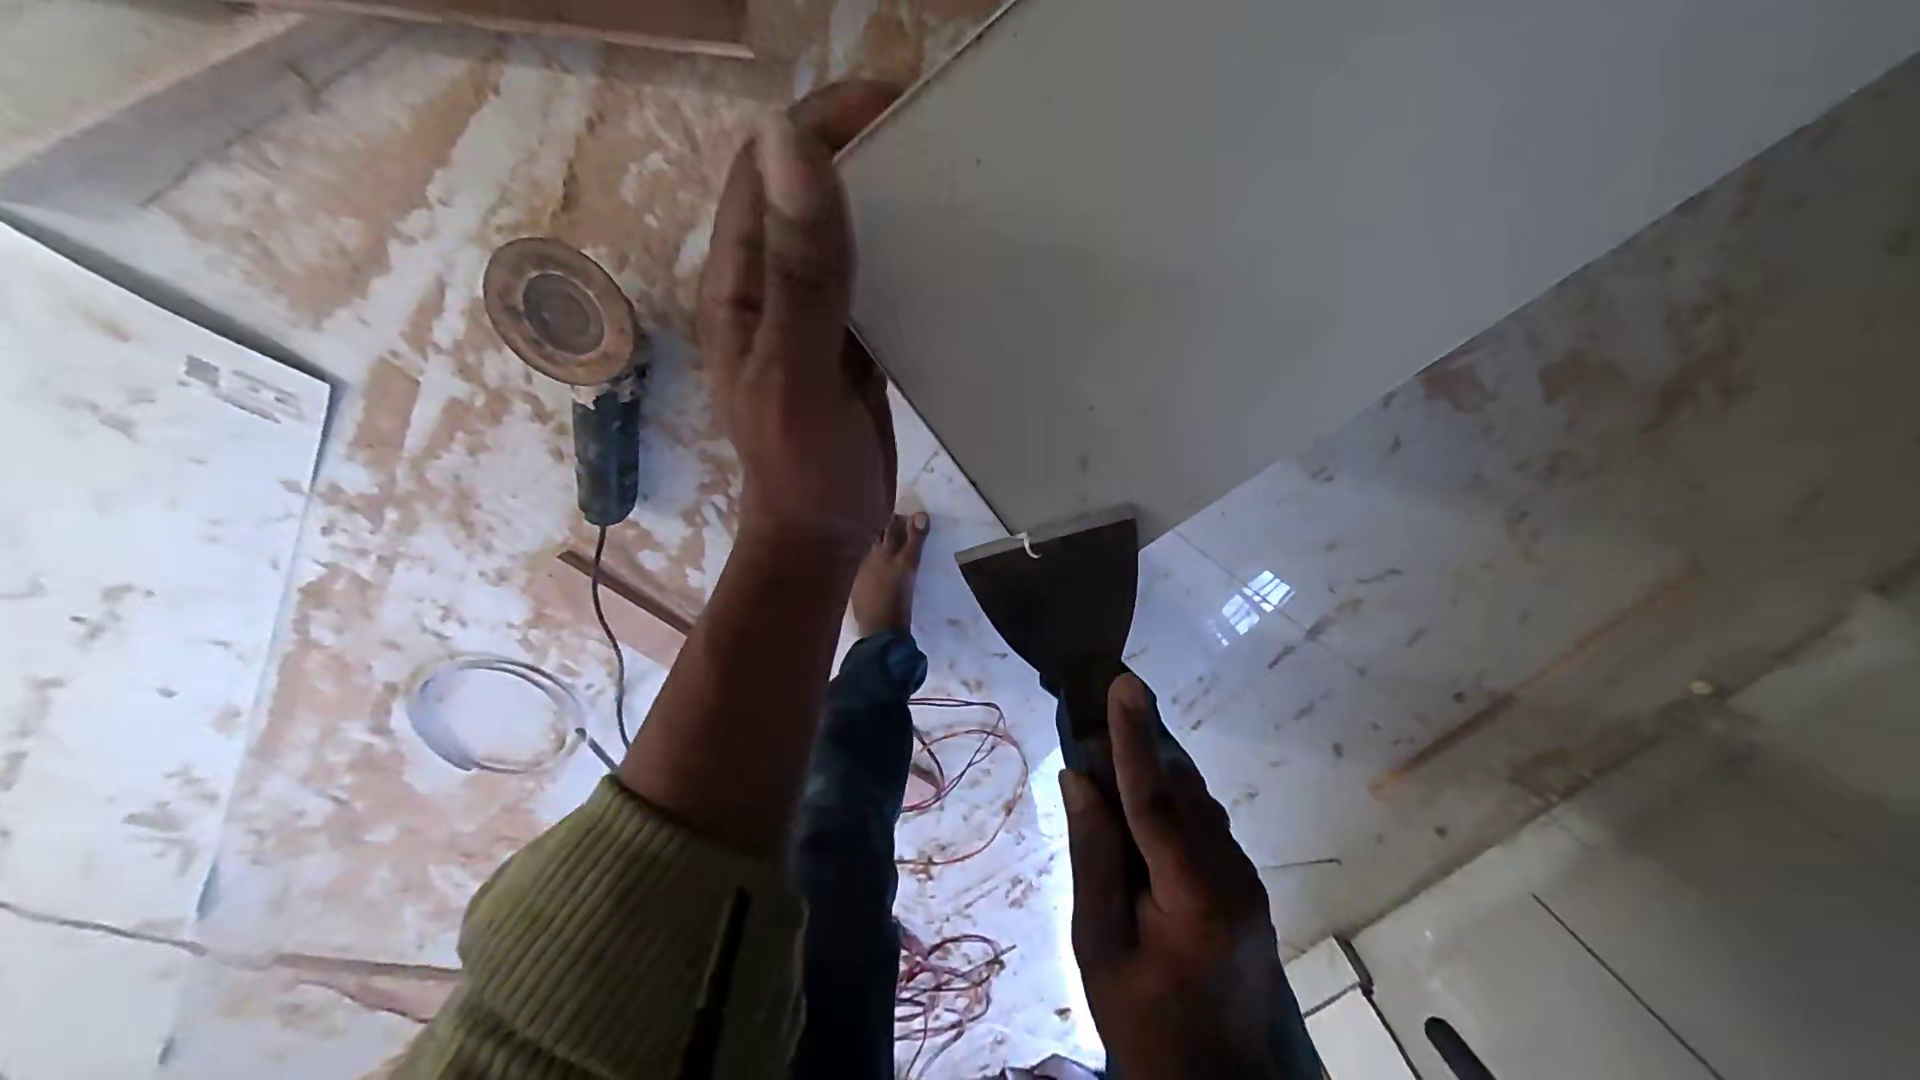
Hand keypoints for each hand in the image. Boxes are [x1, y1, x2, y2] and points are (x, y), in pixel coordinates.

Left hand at [698, 81, 903, 559]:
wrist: (821, 535)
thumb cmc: (801, 467)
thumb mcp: (797, 372)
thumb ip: (799, 273)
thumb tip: (788, 143)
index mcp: (740, 285)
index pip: (764, 171)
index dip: (818, 124)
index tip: (892, 106)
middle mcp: (771, 289)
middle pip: (806, 194)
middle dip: (859, 154)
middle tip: (934, 141)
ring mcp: (812, 317)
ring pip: (844, 237)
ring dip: (886, 205)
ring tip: (949, 186)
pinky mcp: (849, 345)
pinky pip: (872, 284)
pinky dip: (902, 260)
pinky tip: (943, 256)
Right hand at [1060, 674, 1298, 1079]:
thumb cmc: (1144, 1021)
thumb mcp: (1099, 945)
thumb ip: (1092, 857)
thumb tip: (1078, 779)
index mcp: (1195, 896)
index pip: (1156, 800)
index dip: (1135, 738)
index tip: (1124, 685)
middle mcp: (1232, 876)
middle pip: (1180, 790)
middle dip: (1140, 744)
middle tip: (1099, 709)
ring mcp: (1246, 880)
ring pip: (1197, 802)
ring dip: (1154, 769)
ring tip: (1110, 747)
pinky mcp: (1245, 886)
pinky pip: (1205, 824)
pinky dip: (1170, 799)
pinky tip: (1139, 802)